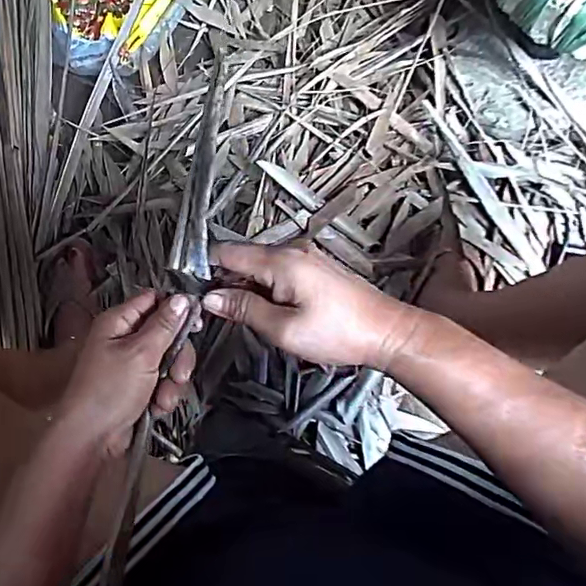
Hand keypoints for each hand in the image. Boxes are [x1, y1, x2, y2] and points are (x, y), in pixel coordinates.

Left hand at [51, 290, 197, 457]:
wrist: (92, 438)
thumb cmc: (106, 393)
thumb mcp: (141, 354)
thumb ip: (164, 326)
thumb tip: (182, 299)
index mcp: (117, 322)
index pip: (152, 300)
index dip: (175, 308)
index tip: (194, 322)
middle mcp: (122, 340)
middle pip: (165, 333)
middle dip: (177, 356)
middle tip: (177, 372)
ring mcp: (129, 364)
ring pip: (167, 361)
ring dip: (171, 381)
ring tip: (161, 396)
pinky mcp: (135, 387)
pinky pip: (162, 383)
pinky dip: (163, 395)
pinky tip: (155, 406)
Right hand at [203, 243, 422, 368]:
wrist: (388, 333)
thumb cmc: (343, 333)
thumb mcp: (283, 329)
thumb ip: (243, 309)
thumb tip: (212, 298)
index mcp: (281, 262)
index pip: (226, 253)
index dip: (205, 270)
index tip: (196, 291)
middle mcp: (291, 252)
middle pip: (240, 259)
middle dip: (224, 283)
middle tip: (221, 313)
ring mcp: (304, 258)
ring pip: (257, 266)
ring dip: (245, 288)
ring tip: (248, 317)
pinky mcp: (312, 269)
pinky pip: (276, 272)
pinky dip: (265, 288)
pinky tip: (270, 312)